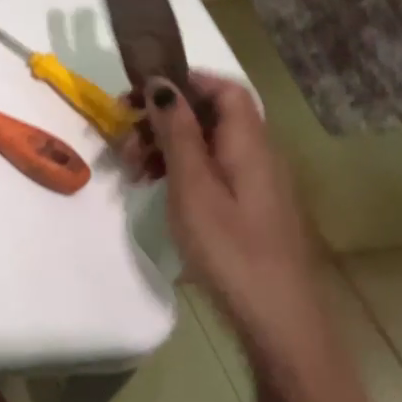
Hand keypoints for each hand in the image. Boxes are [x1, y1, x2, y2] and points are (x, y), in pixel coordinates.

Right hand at [139, 73, 323, 348]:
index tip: (139, 94)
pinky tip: (154, 186)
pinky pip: (210, 168)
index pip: (224, 89)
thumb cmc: (230, 249)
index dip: (185, 80)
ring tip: (131, 167)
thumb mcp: (192, 186)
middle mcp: (258, 155)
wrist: (277, 321)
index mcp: (250, 144)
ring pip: (207, 142)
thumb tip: (161, 83)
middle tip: (124, 136)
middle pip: (211, 114)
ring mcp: (255, 183)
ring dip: (165, 143)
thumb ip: (178, 132)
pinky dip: (179, 167)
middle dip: (164, 116)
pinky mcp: (248, 207)